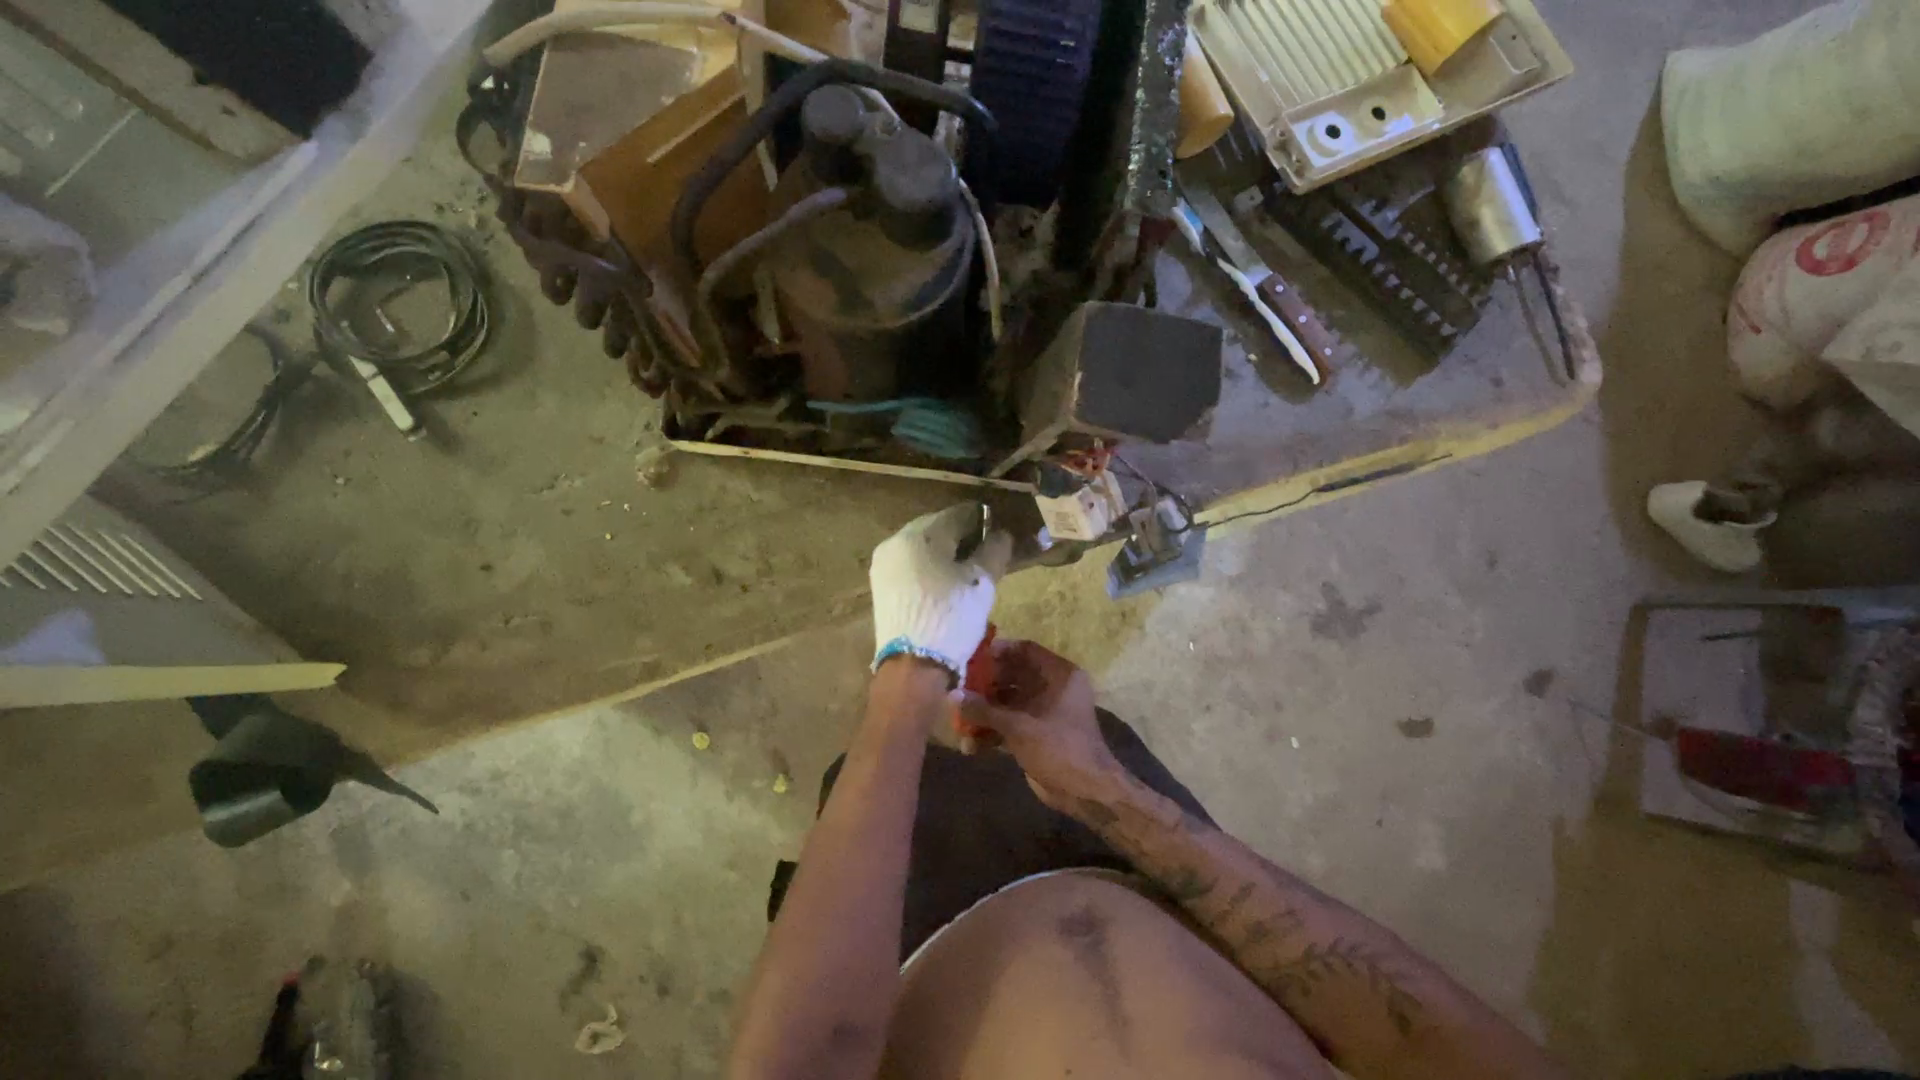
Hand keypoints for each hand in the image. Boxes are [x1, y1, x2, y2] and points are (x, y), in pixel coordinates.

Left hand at [870, 503, 1011, 680]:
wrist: (913, 665)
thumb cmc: (951, 616)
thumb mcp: (982, 581)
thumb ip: (994, 550)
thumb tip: (1000, 534)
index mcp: (921, 534)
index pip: (958, 513)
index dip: (982, 520)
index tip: (998, 531)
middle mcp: (896, 541)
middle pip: (936, 527)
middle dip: (961, 536)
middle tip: (984, 551)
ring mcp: (884, 564)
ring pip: (921, 547)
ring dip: (943, 552)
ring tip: (965, 570)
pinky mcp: (880, 586)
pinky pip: (910, 566)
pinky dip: (928, 567)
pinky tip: (943, 584)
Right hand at [958, 640, 1125, 811]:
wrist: (1085, 792)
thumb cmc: (1059, 748)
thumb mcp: (1019, 727)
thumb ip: (985, 709)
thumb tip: (952, 695)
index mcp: (1059, 676)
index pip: (1025, 650)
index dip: (998, 651)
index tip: (971, 657)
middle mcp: (1053, 688)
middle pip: (1013, 676)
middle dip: (984, 685)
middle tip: (957, 688)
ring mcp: (1044, 712)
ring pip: (1008, 702)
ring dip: (984, 711)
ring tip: (958, 719)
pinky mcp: (1036, 734)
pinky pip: (1009, 724)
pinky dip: (992, 731)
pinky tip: (970, 744)